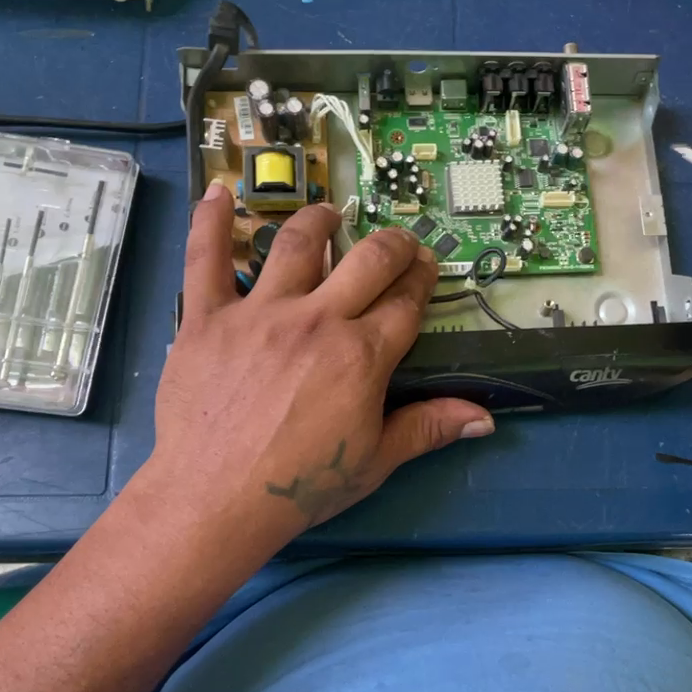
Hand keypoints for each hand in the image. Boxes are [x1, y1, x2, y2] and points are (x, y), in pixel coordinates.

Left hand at [140, 185, 493, 544]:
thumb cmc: (301, 486)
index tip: (427, 269)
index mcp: (362, 355)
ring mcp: (260, 312)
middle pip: (367, 261)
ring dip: (321, 220)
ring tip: (330, 214)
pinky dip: (210, 219)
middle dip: (392, 245)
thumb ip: (428, 429)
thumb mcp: (375, 461)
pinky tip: (216, 190)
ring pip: (296, 243)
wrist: (215, 501)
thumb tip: (485, 418)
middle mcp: (318, 320)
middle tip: (398, 243)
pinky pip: (206, 257)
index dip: (422, 281)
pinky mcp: (207, 317)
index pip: (405, 303)